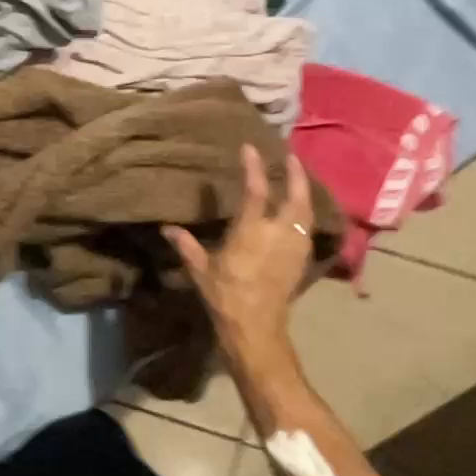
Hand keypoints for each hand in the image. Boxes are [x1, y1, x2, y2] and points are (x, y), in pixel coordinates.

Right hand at [164, 144, 311, 378]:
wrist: (257, 327)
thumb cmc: (225, 296)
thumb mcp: (201, 270)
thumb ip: (187, 245)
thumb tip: (168, 228)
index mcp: (251, 231)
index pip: (255, 191)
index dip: (253, 167)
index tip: (249, 148)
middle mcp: (278, 233)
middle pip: (295, 197)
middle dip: (295, 175)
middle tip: (290, 157)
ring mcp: (295, 247)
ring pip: (306, 213)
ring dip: (304, 193)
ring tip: (298, 182)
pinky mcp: (301, 260)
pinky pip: (308, 229)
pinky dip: (305, 215)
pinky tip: (299, 214)